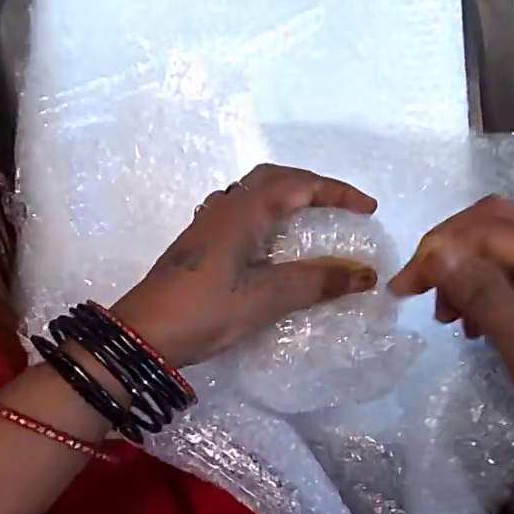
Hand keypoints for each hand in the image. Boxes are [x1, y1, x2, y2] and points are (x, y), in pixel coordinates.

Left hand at [113, 165, 381, 365]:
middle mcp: (225, 207)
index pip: (300, 185)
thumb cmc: (207, 310)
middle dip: (311, 186)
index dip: (338, 193)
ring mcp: (207, 224)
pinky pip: (240, 213)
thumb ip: (316, 282)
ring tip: (309, 219)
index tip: (368, 209)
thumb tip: (364, 274)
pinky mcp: (198, 245)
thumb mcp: (267, 298)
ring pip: (253, 193)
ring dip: (285, 197)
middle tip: (338, 207)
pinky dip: (265, 215)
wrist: (144, 334)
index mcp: (245, 210)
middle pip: (274, 178)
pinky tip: (268, 241)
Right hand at [389, 196, 513, 486]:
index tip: (400, 289)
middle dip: (450, 255)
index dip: (439, 250)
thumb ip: (481, 291)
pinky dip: (487, 291)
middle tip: (416, 293)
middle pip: (498, 227)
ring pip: (504, 250)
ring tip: (449, 318)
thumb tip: (433, 249)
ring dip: (466, 274)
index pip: (492, 229)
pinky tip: (475, 322)